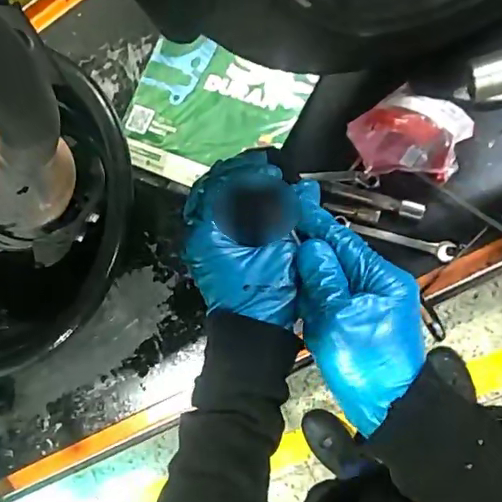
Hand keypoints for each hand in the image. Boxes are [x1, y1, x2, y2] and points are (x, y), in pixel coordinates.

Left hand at [181, 152, 319, 327]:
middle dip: (243, 175)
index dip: (252, 169)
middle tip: (267, 172)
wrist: (252, 331)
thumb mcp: (281, 248)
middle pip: (215, 186)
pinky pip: (219, 219)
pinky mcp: (212, 252)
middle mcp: (199, 232)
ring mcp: (203, 242)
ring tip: (263, 186)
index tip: (274, 170)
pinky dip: (236, 208)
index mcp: (210, 228)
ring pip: (215, 201)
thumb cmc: (264, 296)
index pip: (226, 181)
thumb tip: (302, 189)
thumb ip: (289, 213)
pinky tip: (256, 207)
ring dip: (239, 189)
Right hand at [294, 209, 425, 435]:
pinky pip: (329, 302)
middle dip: (308, 246)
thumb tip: (311, 247)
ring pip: (330, 279)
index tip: (293, 205)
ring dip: (307, 272)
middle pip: (336, 257)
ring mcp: (365, 307)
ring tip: (281, 255)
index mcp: (381, 278)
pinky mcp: (354, 325)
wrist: (388, 412)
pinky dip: (312, 296)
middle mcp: (376, 287)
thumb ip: (324, 280)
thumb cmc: (372, 367)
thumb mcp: (342, 317)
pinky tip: (295, 290)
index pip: (343, 240)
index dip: (316, 223)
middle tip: (279, 228)